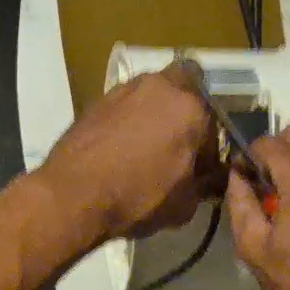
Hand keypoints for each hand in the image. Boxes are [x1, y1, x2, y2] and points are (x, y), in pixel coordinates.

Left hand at [36, 64, 221, 242]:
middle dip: (187, 109)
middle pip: (186, 84)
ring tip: (147, 145)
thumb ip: (202, 184)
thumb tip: (206, 179)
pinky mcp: (98, 99)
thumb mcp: (183, 204)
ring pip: (153, 91)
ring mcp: (126, 89)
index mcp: (191, 108)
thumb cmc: (137, 198)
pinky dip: (129, 119)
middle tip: (178, 141)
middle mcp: (161, 86)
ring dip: (156, 111)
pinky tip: (121, 146)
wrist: (73, 194)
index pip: (216, 125)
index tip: (200, 169)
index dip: (210, 149)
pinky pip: (125, 104)